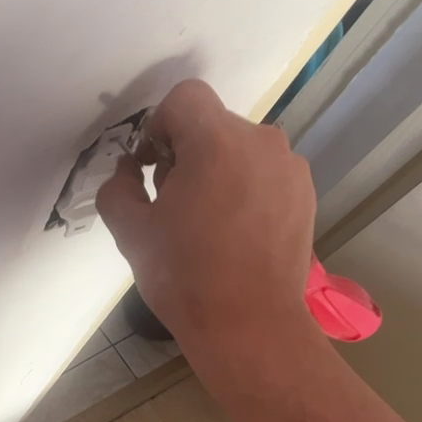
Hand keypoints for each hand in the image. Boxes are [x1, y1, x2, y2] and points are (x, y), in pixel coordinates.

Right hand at [95, 79, 319, 355]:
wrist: (247, 323)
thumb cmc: (183, 277)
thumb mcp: (131, 233)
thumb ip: (118, 189)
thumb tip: (127, 171)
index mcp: (215, 143)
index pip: (184, 97)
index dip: (158, 125)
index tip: (149, 166)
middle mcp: (260, 142)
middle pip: (211, 126)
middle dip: (185, 154)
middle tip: (169, 206)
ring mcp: (288, 167)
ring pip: (238, 152)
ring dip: (214, 174)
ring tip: (201, 225)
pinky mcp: (303, 192)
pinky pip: (262, 175)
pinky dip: (241, 192)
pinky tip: (230, 235)